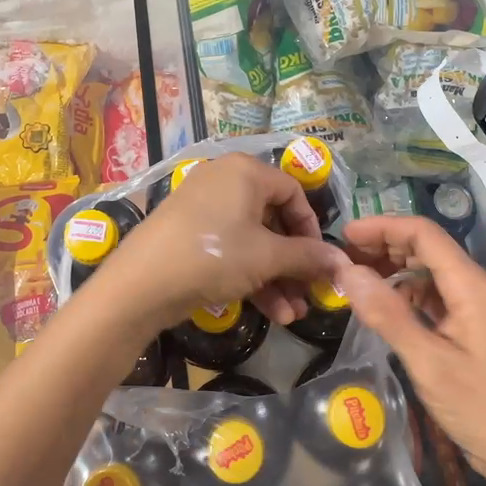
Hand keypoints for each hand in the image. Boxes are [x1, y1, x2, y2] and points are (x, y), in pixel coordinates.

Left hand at [93, 153, 346, 331]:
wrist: (142, 282)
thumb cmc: (214, 254)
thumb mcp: (267, 257)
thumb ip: (308, 257)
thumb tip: (342, 262)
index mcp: (245, 171)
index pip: (293, 191)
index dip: (311, 228)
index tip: (321, 261)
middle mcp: (226, 180)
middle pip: (273, 219)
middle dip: (294, 263)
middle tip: (310, 294)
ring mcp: (205, 208)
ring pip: (253, 241)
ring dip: (277, 277)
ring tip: (292, 315)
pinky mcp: (190, 235)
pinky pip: (231, 250)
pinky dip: (251, 276)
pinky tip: (272, 314)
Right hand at [338, 216, 485, 485]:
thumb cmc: (483, 409)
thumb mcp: (429, 363)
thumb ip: (388, 314)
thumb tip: (347, 272)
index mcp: (471, 286)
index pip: (424, 234)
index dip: (383, 226)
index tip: (344, 234)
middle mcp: (476, 288)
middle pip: (426, 248)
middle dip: (384, 246)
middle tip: (343, 259)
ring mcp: (476, 310)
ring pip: (430, 272)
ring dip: (394, 270)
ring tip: (357, 281)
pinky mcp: (473, 330)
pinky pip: (436, 297)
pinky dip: (407, 294)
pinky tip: (385, 309)